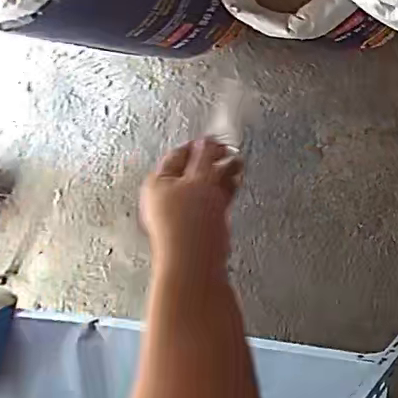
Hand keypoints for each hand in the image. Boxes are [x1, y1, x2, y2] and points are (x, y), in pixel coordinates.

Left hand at [140, 138, 242, 264]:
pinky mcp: (199, 219)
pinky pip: (213, 198)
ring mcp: (184, 208)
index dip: (201, 145)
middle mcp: (168, 194)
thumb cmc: (188, 223)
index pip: (180, 154)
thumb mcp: (199, 180)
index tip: (219, 141)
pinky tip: (235, 184)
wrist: (196, 256)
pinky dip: (225, 190)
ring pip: (205, 183)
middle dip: (214, 160)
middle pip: (194, 169)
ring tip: (238, 166)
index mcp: (158, 181)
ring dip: (222, 174)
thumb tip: (207, 141)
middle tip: (232, 153)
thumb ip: (205, 157)